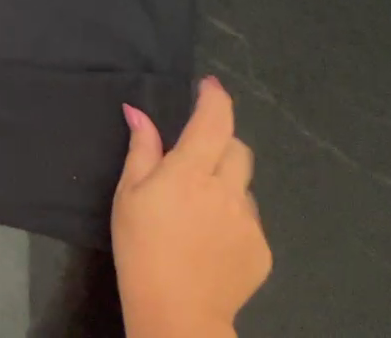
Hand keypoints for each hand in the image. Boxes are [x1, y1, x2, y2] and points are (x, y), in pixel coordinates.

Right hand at [112, 77, 271, 337]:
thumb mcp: (128, 191)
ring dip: (224, 181)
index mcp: (189, 172)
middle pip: (237, 149)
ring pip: (243, 185)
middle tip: (193, 153)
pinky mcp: (262, 249)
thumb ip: (141, 149)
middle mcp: (227, 191)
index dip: (215, 99)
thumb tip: (138, 112)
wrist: (176, 307)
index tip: (210, 84)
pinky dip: (230, 214)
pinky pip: (248, 217)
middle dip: (220, 141)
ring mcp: (249, 222)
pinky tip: (207, 236)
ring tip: (195, 205)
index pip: (212, 123)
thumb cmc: (139, 242)